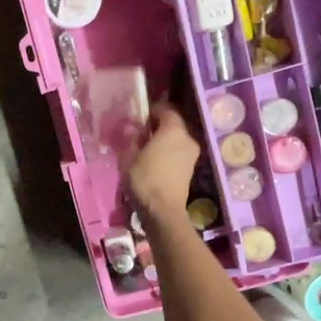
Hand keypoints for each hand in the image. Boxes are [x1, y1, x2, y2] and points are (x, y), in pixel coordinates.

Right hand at [123, 104, 201, 223]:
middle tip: (139, 132)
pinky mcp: (191, 168)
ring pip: (176, 139)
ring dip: (162, 140)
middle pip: (173, 124)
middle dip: (157, 126)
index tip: (138, 116)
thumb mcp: (129, 157)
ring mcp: (192, 154)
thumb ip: (130, 138)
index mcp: (173, 130)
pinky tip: (153, 160)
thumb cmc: (144, 179)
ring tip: (144, 148)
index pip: (165, 110)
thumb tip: (131, 127)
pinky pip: (178, 151)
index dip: (151, 110)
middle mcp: (187, 138)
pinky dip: (167, 151)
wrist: (163, 211)